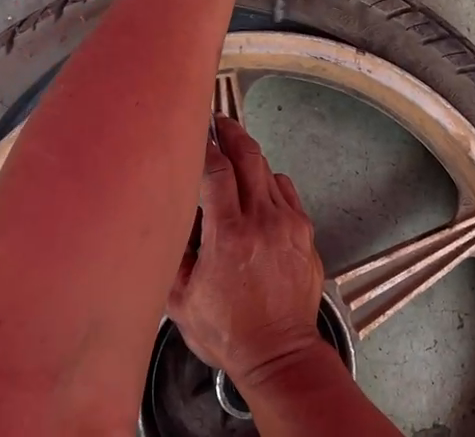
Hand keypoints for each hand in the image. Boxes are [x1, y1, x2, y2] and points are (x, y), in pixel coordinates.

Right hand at [166, 116, 325, 386]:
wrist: (280, 353)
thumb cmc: (228, 332)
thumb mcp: (181, 300)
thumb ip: (173, 255)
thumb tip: (170, 222)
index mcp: (229, 236)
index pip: (218, 172)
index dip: (206, 149)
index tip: (196, 137)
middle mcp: (263, 221)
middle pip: (249, 157)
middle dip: (232, 134)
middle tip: (220, 122)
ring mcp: (289, 224)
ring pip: (268, 171)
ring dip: (250, 157)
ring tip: (235, 151)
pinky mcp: (305, 232)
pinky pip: (286, 192)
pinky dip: (270, 182)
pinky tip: (258, 188)